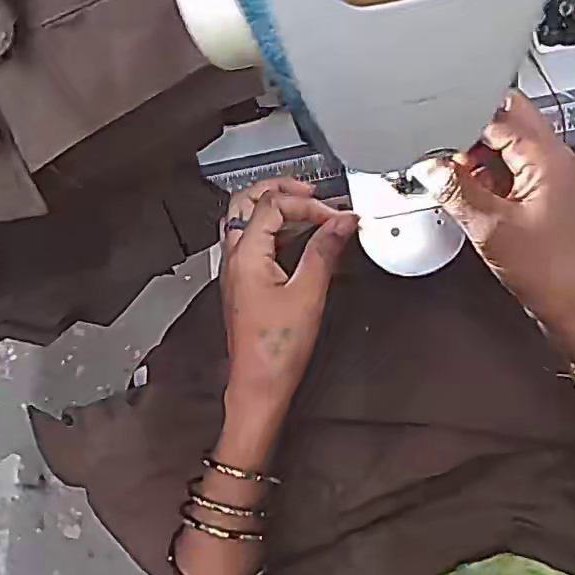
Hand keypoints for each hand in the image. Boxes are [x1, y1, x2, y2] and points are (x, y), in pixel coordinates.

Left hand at [219, 179, 357, 423]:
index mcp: (245, 255)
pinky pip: (251, 241)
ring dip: (275, 206)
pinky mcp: (243, 283)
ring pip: (246, 219)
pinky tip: (296, 237)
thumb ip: (325, 251)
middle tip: (311, 191)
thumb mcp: (308, 294)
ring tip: (306, 208)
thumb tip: (341, 222)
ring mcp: (235, 270)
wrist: (258, 385)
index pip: (272, 204)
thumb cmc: (275, 350)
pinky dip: (273, 228)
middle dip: (280, 189)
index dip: (307, 203)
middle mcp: (234, 258)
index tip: (336, 217)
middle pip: (247, 200)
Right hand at [415, 91, 574, 379]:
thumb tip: (429, 166)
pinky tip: (464, 191)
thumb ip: (456, 189)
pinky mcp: (537, 194)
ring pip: (503, 144)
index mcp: (547, 157)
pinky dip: (482, 174)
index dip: (464, 118)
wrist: (571, 302)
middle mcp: (551, 158)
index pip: (501, 112)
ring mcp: (545, 175)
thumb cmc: (547, 269)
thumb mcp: (490, 227)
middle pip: (505, 121)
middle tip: (440, 150)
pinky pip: (505, 168)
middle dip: (468, 131)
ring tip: (450, 174)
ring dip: (474, 154)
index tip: (434, 132)